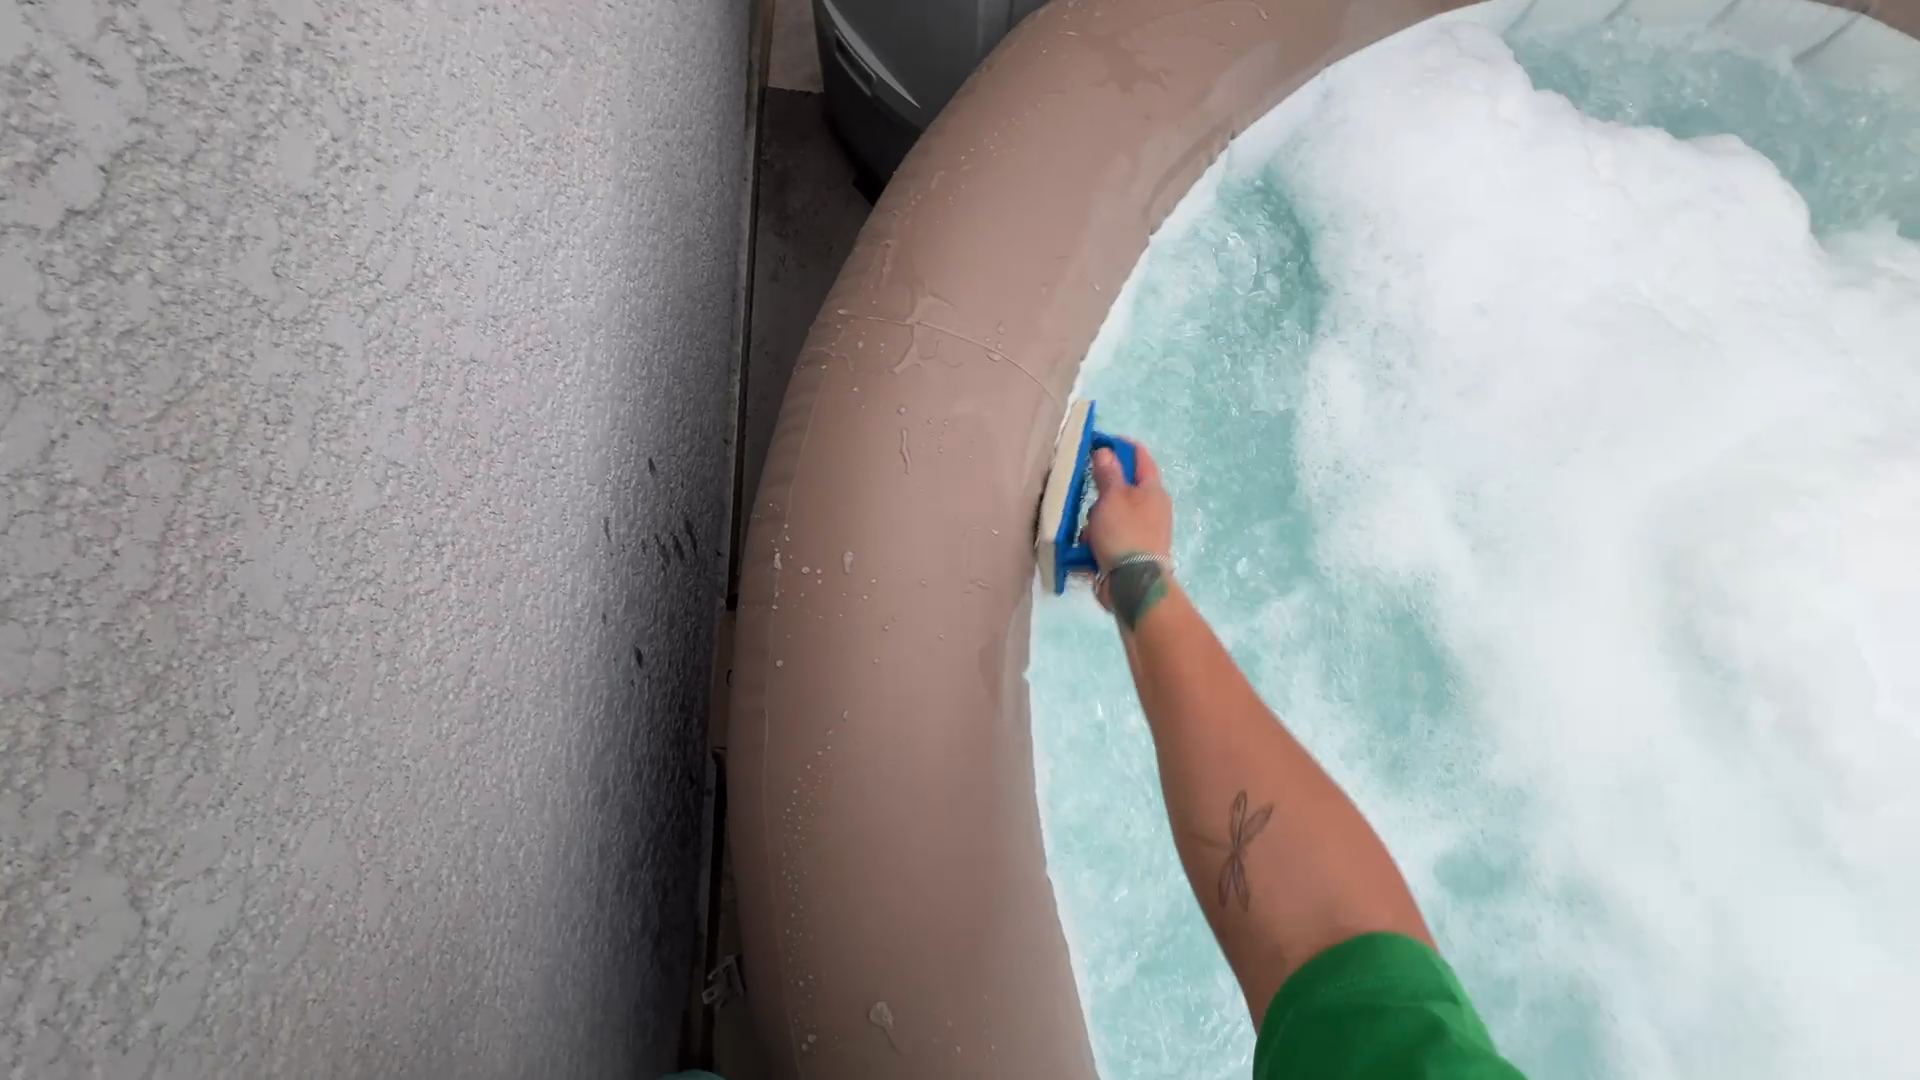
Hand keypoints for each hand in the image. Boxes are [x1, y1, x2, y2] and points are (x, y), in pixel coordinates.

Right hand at [1083, 440, 1171, 572]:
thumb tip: (1106, 451)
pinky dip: (1096, 540)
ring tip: (1086, 529)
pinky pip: (1109, 537)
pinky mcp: (1130, 553)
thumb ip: (1108, 473)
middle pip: (1122, 489)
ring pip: (1111, 515)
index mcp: (1153, 491)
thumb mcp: (1112, 498)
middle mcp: (1152, 509)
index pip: (1141, 458)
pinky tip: (1085, 547)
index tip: (1101, 440)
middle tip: (1085, 491)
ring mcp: (1142, 532)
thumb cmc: (1124, 533)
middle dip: (1101, 491)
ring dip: (1095, 520)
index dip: (1122, 446)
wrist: (1133, 584)